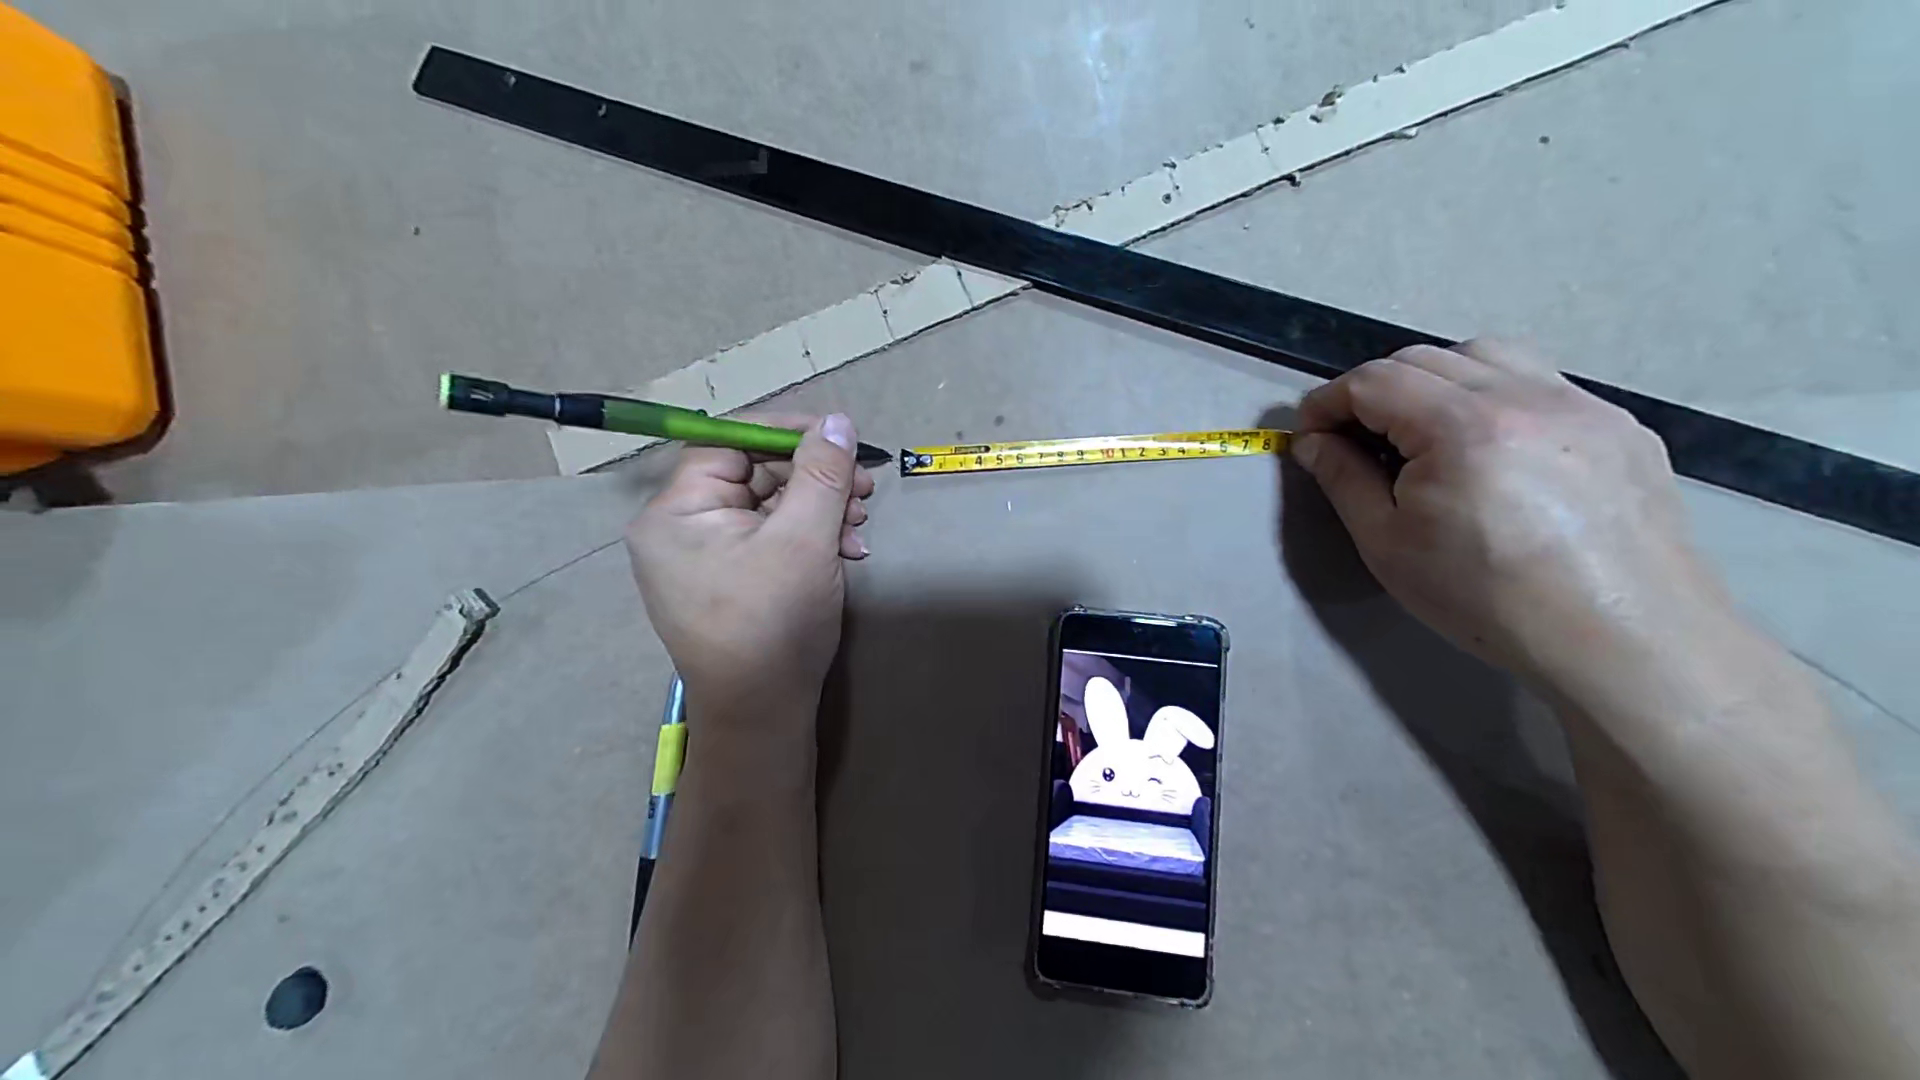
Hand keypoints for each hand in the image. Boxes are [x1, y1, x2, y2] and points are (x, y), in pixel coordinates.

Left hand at [626, 414, 874, 725]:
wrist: (763, 715)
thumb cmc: (774, 623)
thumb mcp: (804, 540)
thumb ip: (821, 475)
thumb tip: (838, 421)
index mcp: (677, 513)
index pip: (727, 444)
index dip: (785, 434)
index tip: (837, 436)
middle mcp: (682, 530)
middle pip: (753, 476)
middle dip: (814, 480)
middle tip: (864, 488)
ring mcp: (706, 558)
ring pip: (769, 508)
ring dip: (820, 510)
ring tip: (860, 527)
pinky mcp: (732, 580)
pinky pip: (771, 539)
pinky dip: (810, 538)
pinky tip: (846, 550)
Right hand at [1291, 340, 1727, 685]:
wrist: (1624, 641)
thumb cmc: (1485, 598)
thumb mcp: (1387, 544)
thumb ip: (1343, 480)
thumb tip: (1312, 442)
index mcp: (1462, 426)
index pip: (1373, 381)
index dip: (1326, 402)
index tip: (1307, 435)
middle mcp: (1525, 394)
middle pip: (1423, 357)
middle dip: (1370, 389)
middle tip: (1352, 437)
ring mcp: (1581, 403)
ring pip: (1485, 353)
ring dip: (1432, 378)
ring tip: (1419, 430)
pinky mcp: (1617, 423)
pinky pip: (1537, 380)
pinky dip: (1489, 393)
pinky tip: (1486, 446)